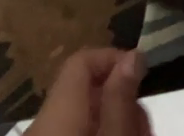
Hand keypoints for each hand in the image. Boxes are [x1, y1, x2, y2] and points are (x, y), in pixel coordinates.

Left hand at [25, 48, 150, 135]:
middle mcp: (39, 122)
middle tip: (144, 119)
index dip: (115, 59)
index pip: (81, 60)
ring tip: (138, 132)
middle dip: (120, 96)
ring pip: (81, 114)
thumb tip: (133, 55)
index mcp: (55, 111)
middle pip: (83, 89)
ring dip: (113, 117)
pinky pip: (70, 130)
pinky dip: (97, 131)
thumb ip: (121, 99)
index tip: (142, 76)